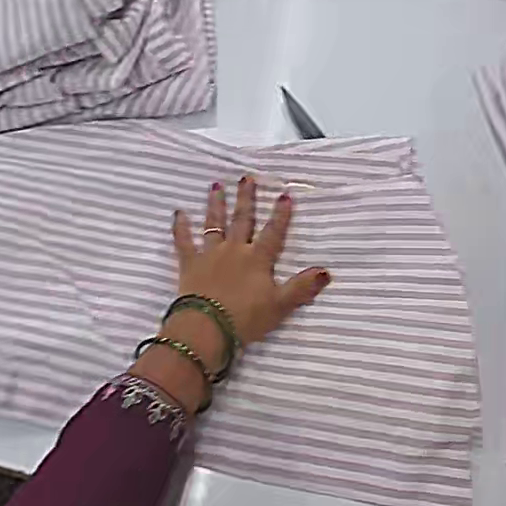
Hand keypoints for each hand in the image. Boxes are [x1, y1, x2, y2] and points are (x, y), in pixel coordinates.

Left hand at [132, 176, 332, 412]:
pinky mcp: (189, 264)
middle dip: (246, 199)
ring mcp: (210, 254)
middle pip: (242, 220)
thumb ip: (302, 287)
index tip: (284, 195)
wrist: (207, 327)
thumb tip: (326, 271)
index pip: (273, 233)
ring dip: (216, 204)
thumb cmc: (246, 318)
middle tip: (246, 178)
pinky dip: (181, 227)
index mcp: (258, 259)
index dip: (280, 215)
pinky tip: (178, 213)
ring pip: (214, 224)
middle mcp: (235, 250)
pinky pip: (184, 241)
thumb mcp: (280, 305)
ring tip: (216, 186)